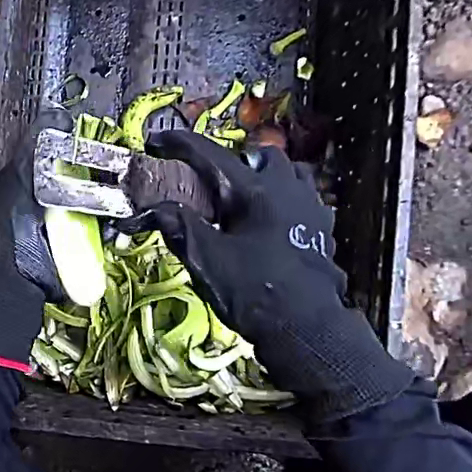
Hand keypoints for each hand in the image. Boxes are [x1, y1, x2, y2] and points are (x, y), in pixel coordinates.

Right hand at [131, 130, 416, 424]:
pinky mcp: (320, 230)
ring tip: (238, 201)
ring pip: (284, 174)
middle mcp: (287, 190)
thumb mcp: (207, 259)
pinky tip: (264, 226)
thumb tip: (150, 209)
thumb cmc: (254, 292)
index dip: (179, 144)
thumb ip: (179, 226)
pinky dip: (277, 202)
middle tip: (208, 183)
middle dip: (230, 160)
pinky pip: (298, 199)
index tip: (156, 140)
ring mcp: (310, 208)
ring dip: (260, 178)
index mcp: (255, 191)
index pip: (211, 155)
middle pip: (257, 156)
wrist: (307, 330)